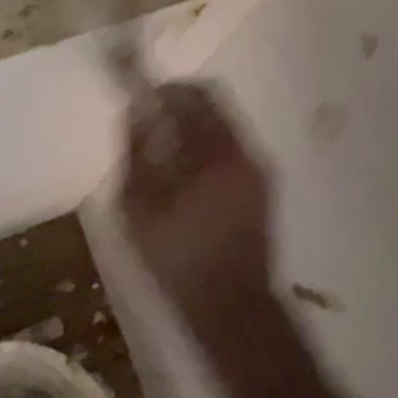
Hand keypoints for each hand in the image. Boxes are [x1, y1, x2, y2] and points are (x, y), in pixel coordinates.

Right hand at [117, 80, 273, 311]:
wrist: (232, 310)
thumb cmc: (179, 256)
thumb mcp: (139, 205)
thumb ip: (136, 150)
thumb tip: (134, 111)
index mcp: (217, 150)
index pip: (191, 93)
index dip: (159, 87)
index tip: (134, 92)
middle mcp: (247, 151)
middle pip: (212, 104)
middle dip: (177, 104)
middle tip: (146, 122)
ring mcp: (260, 173)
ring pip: (222, 128)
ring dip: (192, 128)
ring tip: (160, 155)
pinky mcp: (263, 193)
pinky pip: (230, 152)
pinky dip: (205, 151)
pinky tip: (183, 181)